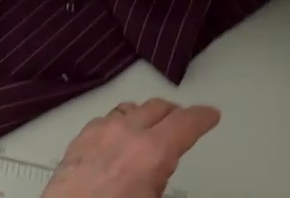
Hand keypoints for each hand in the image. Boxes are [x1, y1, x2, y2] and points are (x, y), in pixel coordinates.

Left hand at [39, 99, 220, 197]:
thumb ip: (165, 180)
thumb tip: (167, 176)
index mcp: (151, 153)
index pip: (185, 123)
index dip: (202, 117)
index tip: (210, 114)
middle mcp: (125, 134)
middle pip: (158, 107)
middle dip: (175, 113)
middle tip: (185, 122)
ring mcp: (99, 132)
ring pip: (130, 108)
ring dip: (146, 115)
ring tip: (153, 128)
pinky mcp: (80, 138)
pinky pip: (106, 120)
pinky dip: (119, 123)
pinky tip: (119, 137)